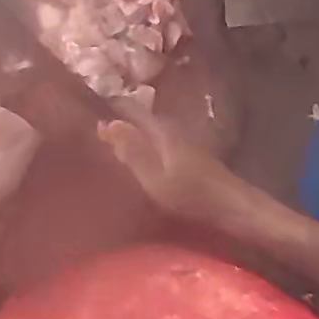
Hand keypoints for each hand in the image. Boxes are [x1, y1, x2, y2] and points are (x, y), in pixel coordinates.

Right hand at [98, 109, 273, 233]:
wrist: (238, 213)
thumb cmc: (194, 198)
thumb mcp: (155, 179)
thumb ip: (131, 150)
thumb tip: (105, 122)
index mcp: (160, 129)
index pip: (127, 105)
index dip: (105, 105)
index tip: (80, 111)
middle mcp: (169, 129)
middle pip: (135, 116)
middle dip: (113, 118)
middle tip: (85, 130)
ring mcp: (180, 142)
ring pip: (145, 129)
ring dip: (125, 132)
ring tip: (101, 145)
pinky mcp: (186, 157)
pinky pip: (153, 142)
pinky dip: (138, 145)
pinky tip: (129, 161)